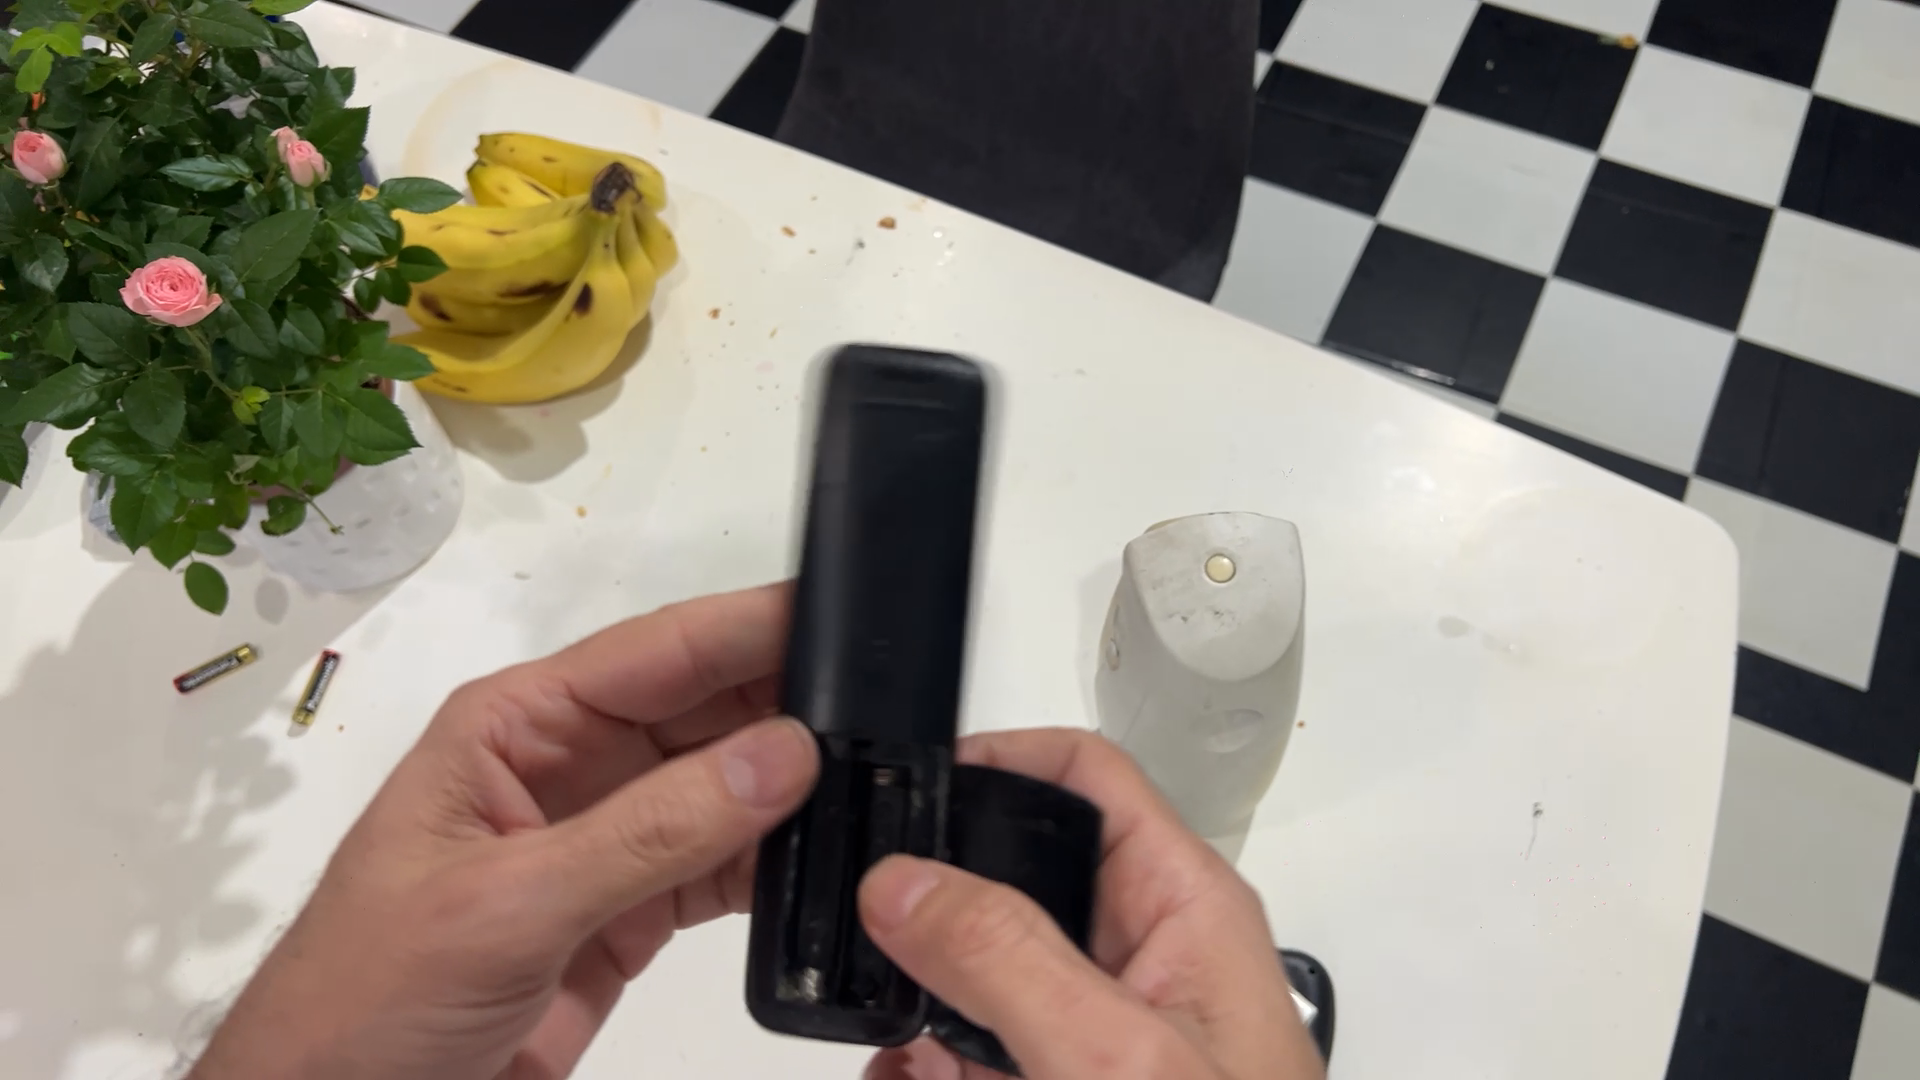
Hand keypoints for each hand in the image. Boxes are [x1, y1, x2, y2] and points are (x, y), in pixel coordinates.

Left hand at [189, 583, 819, 1079]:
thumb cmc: (369, 1012)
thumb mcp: (506, 908)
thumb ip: (654, 830)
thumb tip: (791, 754)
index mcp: (529, 721)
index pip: (661, 651)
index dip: (751, 625)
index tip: (840, 612)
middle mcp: (586, 757)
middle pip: (710, 706)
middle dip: (792, 696)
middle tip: (885, 693)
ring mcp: (624, 826)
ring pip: (733, 777)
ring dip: (800, 773)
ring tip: (882, 757)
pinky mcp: (651, 894)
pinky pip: (734, 854)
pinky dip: (785, 851)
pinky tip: (836, 842)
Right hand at [858, 729, 1322, 1079]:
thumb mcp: (1113, 1064)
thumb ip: (1005, 958)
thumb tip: (894, 877)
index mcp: (1176, 897)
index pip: (1086, 772)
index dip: (1004, 754)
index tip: (912, 782)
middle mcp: (1135, 937)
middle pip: (1020, 858)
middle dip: (942, 885)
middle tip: (865, 916)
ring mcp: (1097, 1011)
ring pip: (989, 951)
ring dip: (925, 982)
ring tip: (873, 1023)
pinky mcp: (1065, 1067)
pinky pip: (982, 1032)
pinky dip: (932, 1053)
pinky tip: (899, 1075)